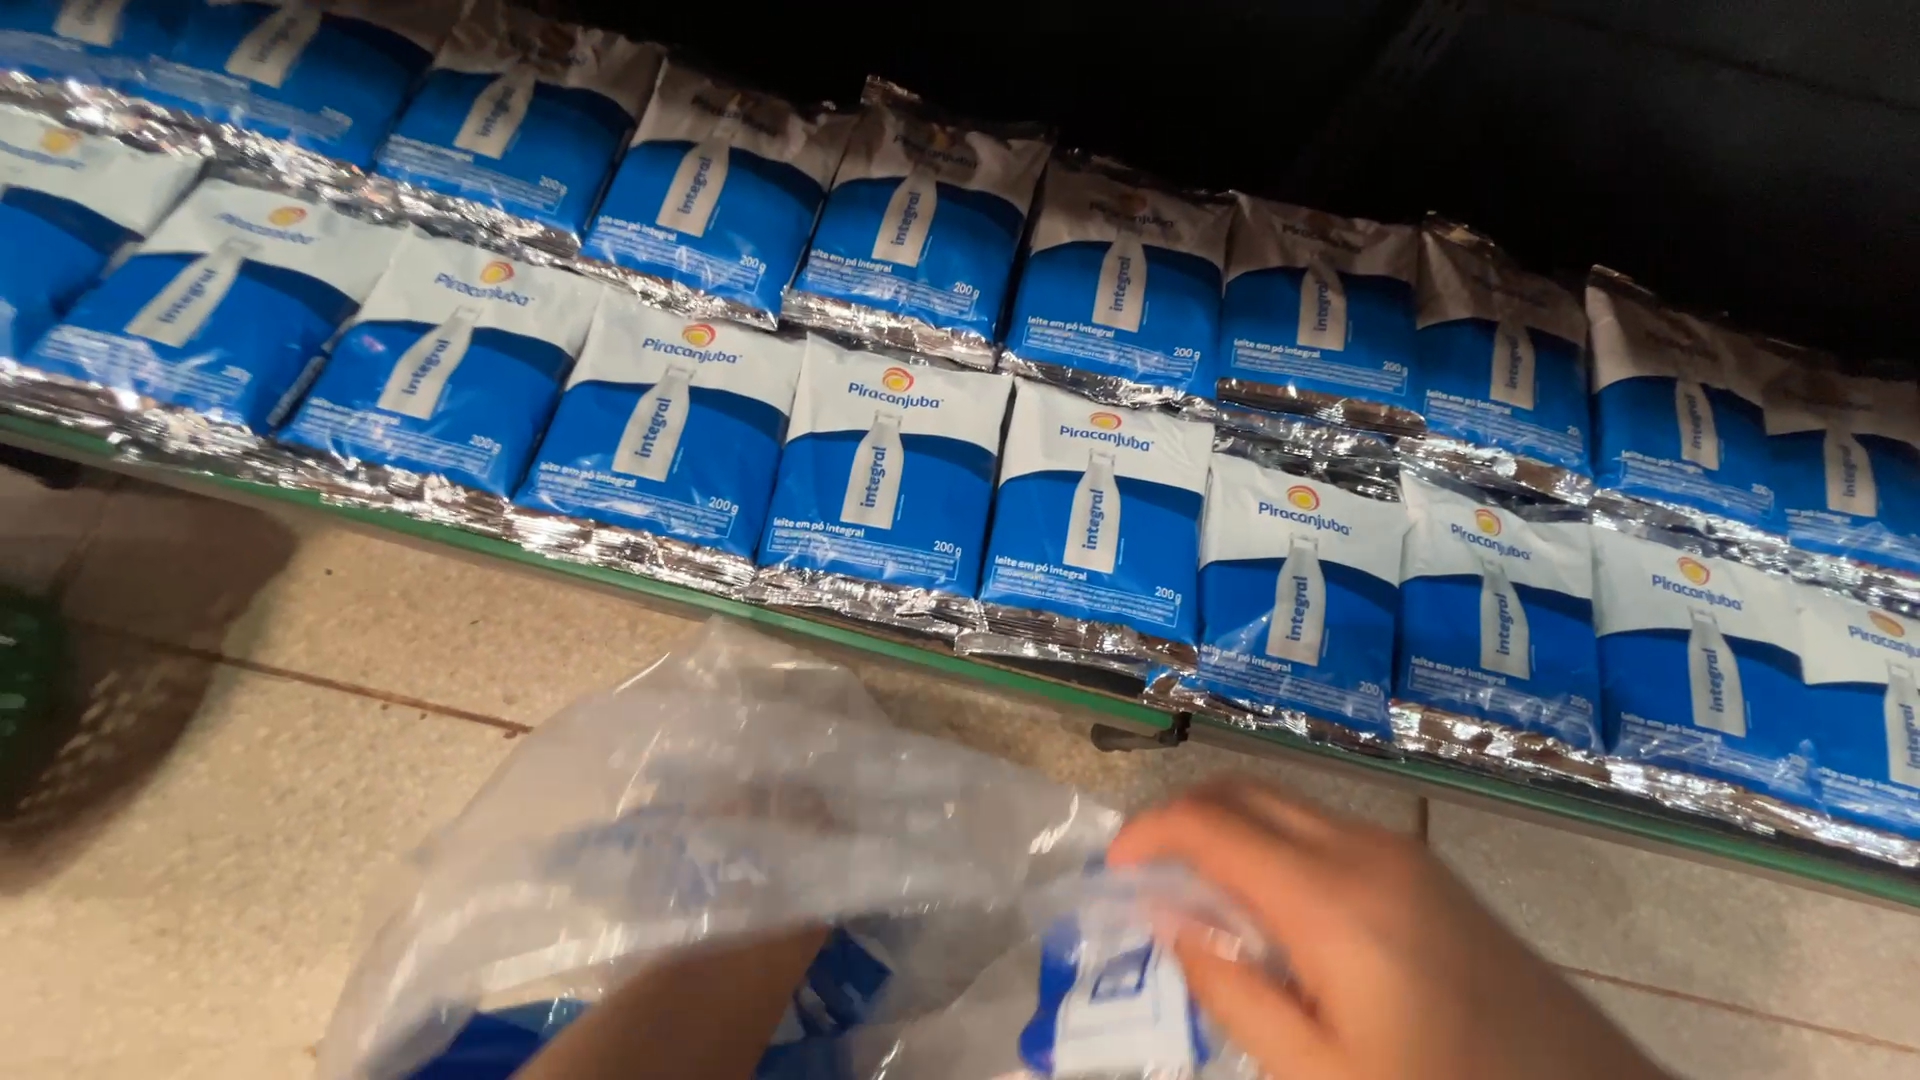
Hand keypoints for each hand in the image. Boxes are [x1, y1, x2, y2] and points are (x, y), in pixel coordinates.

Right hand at [1109, 778, 1669, 1079]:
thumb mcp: (1322, 1079)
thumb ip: (1233, 992)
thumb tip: (1173, 920)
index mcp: (1330, 899)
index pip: (1209, 824)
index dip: (1149, 832)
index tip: (1114, 864)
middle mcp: (1361, 849)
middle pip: (1242, 792)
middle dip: (1181, 816)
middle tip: (1149, 871)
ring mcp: (1401, 851)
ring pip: (1281, 804)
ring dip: (1227, 827)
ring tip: (1203, 891)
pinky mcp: (1426, 868)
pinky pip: (1321, 827)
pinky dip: (1272, 842)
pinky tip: (1273, 905)